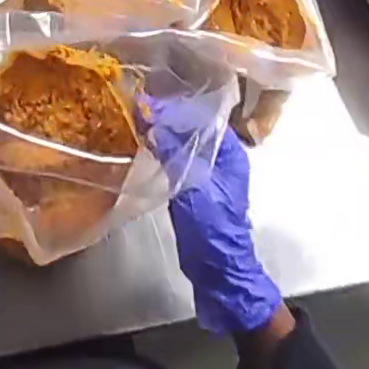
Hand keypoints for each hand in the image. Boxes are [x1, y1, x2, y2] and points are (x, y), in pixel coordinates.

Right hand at [150, 105, 281, 334]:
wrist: (219, 273)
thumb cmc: (214, 229)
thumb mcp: (192, 189)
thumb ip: (174, 154)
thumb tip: (152, 120)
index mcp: (231, 153)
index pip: (205, 115)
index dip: (179, 104)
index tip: (151, 95)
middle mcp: (223, 158)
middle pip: (194, 127)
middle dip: (168, 116)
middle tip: (138, 104)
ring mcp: (209, 173)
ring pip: (185, 143)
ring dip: (164, 133)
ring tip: (137, 119)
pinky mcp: (195, 187)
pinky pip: (178, 159)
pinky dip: (163, 151)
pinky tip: (144, 145)